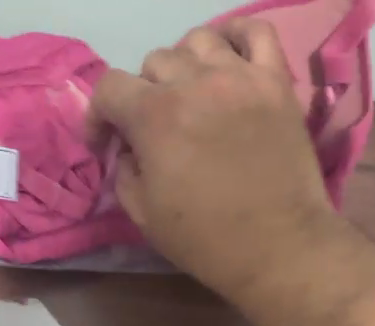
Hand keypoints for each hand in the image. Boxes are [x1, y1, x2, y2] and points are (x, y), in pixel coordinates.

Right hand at [90, 20, 344, 302]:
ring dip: (184, 66)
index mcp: (155, 118)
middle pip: (154, 62)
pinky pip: (256, 31)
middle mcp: (194, 84)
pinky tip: (228, 61)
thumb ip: (125, 173)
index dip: (99, 116)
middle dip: (143, 95)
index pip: (110, 88)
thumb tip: (129, 149)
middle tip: (153, 130)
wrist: (276, 245)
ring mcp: (239, 76)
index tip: (106, 143)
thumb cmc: (204, 240)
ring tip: (190, 96)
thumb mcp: (144, 216)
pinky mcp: (275, 81)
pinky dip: (236, 37)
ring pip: (198, 41)